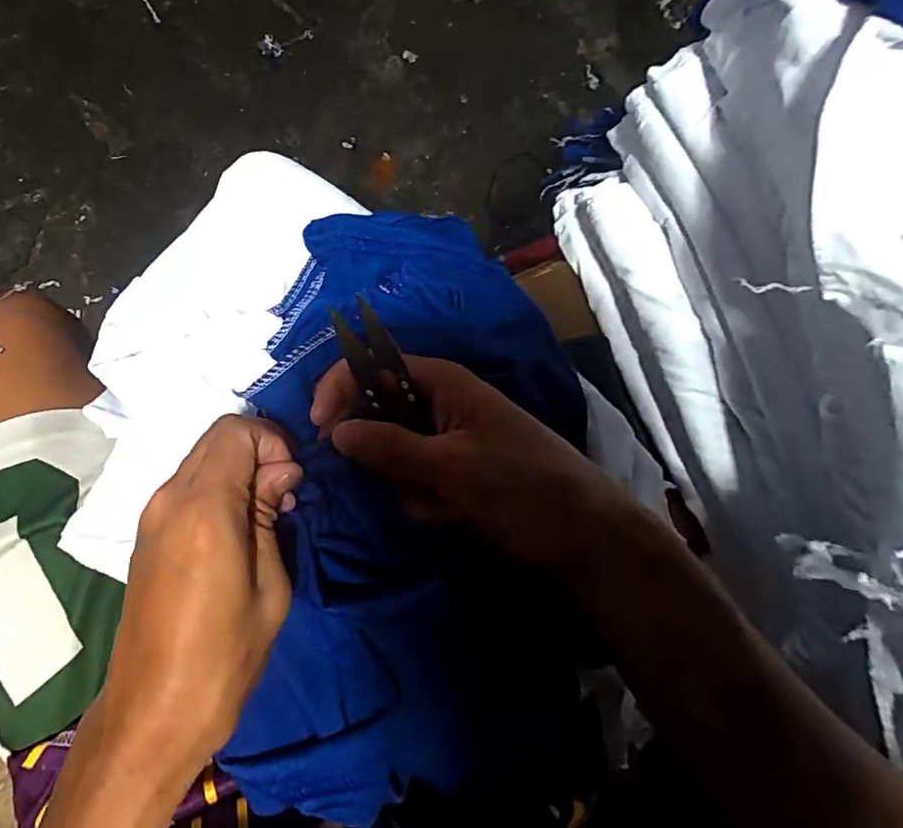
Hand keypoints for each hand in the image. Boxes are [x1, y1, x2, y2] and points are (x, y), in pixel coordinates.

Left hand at [52, 415, 303, 827]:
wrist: (152, 713)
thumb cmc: (223, 658)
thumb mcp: (270, 586)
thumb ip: (270, 514)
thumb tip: (282, 471)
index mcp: (203, 508)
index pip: (237, 431)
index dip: (273, 442)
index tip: (292, 480)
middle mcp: (170, 498)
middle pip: (217, 436)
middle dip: (259, 449)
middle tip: (283, 493)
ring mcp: (152, 514)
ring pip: (201, 457)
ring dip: (238, 467)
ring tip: (264, 511)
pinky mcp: (147, 533)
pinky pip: (187, 483)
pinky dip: (217, 485)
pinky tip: (237, 526)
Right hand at [311, 355, 633, 569]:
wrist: (584, 536)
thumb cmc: (521, 486)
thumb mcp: (451, 467)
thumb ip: (390, 447)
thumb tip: (335, 432)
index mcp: (442, 382)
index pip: (375, 367)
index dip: (342, 388)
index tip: (318, 426)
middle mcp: (440, 404)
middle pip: (379, 414)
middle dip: (381, 452)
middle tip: (402, 479)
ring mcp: (447, 441)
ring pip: (394, 455)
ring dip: (408, 484)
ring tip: (445, 503)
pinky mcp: (454, 474)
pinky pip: (415, 482)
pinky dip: (426, 501)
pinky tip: (455, 514)